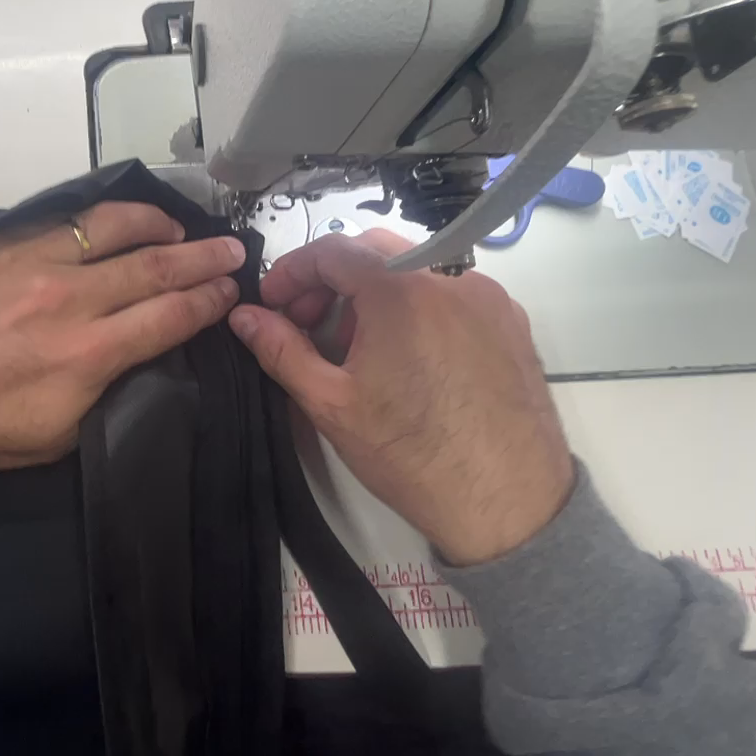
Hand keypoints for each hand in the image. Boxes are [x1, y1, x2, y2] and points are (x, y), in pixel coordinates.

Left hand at [0, 202, 244, 474]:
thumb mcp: (56, 436)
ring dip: (156, 225)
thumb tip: (136, 353)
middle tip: (231, 249)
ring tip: (178, 228)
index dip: (209, 301)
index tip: (229, 292)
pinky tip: (115, 225)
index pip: (172, 315)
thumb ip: (106, 389)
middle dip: (203, 257)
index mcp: (89, 353)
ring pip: (113, 226)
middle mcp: (71, 297)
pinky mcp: (3, 243)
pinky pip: (66, 221)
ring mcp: (35, 261)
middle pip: (156, 266)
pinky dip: (102, 221)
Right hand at [227, 230, 573, 564]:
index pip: (331, 249)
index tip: (272, 303)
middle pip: (372, 250)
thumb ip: (279, 349)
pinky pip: (448, 291)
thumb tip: (244, 317)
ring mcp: (488, 297)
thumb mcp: (328, 402)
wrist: (509, 505)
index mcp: (402, 290)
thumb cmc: (411, 454)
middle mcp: (451, 278)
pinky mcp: (510, 321)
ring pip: (412, 267)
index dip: (290, 271)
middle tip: (306, 322)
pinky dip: (413, 305)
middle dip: (329, 278)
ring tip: (353, 347)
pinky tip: (402, 356)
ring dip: (370, 291)